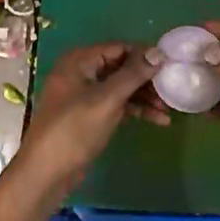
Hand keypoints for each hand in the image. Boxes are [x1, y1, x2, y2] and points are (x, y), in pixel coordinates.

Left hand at [12, 43, 162, 198]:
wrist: (46, 173)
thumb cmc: (74, 130)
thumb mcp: (107, 99)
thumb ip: (133, 74)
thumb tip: (158, 52)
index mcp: (79, 60)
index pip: (119, 48)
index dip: (145, 54)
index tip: (171, 64)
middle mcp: (81, 72)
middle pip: (121, 67)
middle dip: (147, 78)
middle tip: (173, 88)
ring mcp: (85, 94)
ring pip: (121, 87)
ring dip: (144, 96)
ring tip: (169, 109)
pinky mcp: (90, 115)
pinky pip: (117, 104)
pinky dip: (135, 110)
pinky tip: (158, 120)